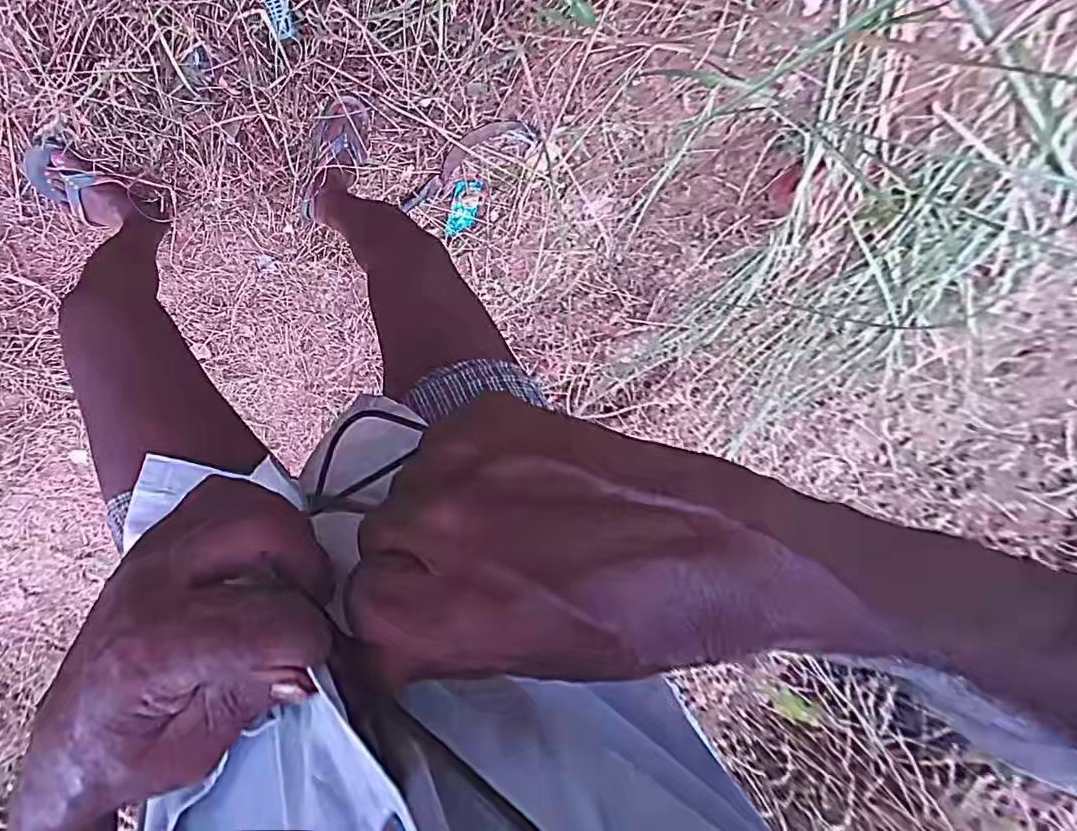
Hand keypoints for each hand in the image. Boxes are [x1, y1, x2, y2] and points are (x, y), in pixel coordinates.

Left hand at [9, 476, 334, 830]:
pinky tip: (261, 549)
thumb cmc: (120, 743)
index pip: (265, 616)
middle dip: (307, 560)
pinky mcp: (155, 536)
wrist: (71, 722)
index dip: (312, 638)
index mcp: (156, 645)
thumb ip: (252, 694)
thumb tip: (306, 660)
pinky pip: (214, 496)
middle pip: (254, 528)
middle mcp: (152, 580)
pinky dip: (251, 511)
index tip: (317, 657)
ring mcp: (151, 548)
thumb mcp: (193, 747)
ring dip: (282, 527)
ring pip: (236, 498)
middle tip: (317, 599)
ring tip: (293, 571)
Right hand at [345, 394, 886, 685]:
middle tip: (460, 559)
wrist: (716, 544)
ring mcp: (456, 462)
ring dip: (433, 504)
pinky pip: (437, 445)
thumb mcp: (528, 658)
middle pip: (374, 537)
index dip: (386, 610)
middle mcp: (436, 527)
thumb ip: (441, 638)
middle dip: (407, 554)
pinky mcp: (479, 418)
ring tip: (495, 515)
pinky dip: (460, 464)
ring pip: (404, 485)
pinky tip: (510, 478)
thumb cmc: (632, 623)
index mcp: (446, 607)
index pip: (359, 603)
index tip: (409, 610)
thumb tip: (391, 632)